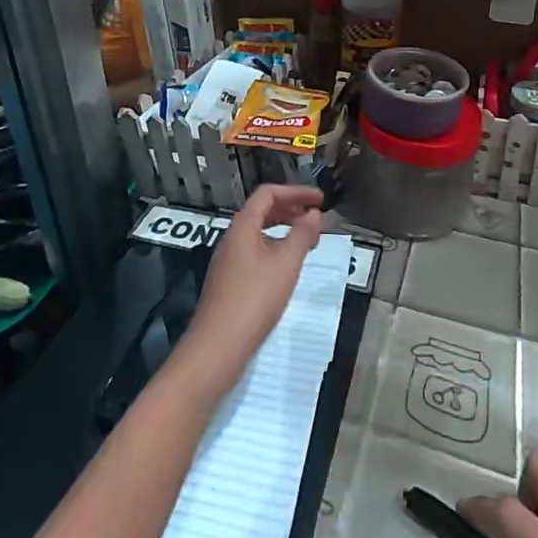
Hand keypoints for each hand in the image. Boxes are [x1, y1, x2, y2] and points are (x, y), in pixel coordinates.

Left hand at [182, 184, 324, 376]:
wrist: (218, 346)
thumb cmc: (254, 299)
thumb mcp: (286, 264)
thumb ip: (302, 235)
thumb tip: (314, 213)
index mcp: (242, 227)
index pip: (268, 194)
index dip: (295, 192)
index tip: (320, 199)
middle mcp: (232, 238)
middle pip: (262, 211)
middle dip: (291, 208)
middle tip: (317, 216)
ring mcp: (228, 261)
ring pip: (259, 233)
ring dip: (284, 229)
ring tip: (309, 239)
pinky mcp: (230, 281)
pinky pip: (256, 251)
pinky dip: (276, 248)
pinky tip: (288, 266)